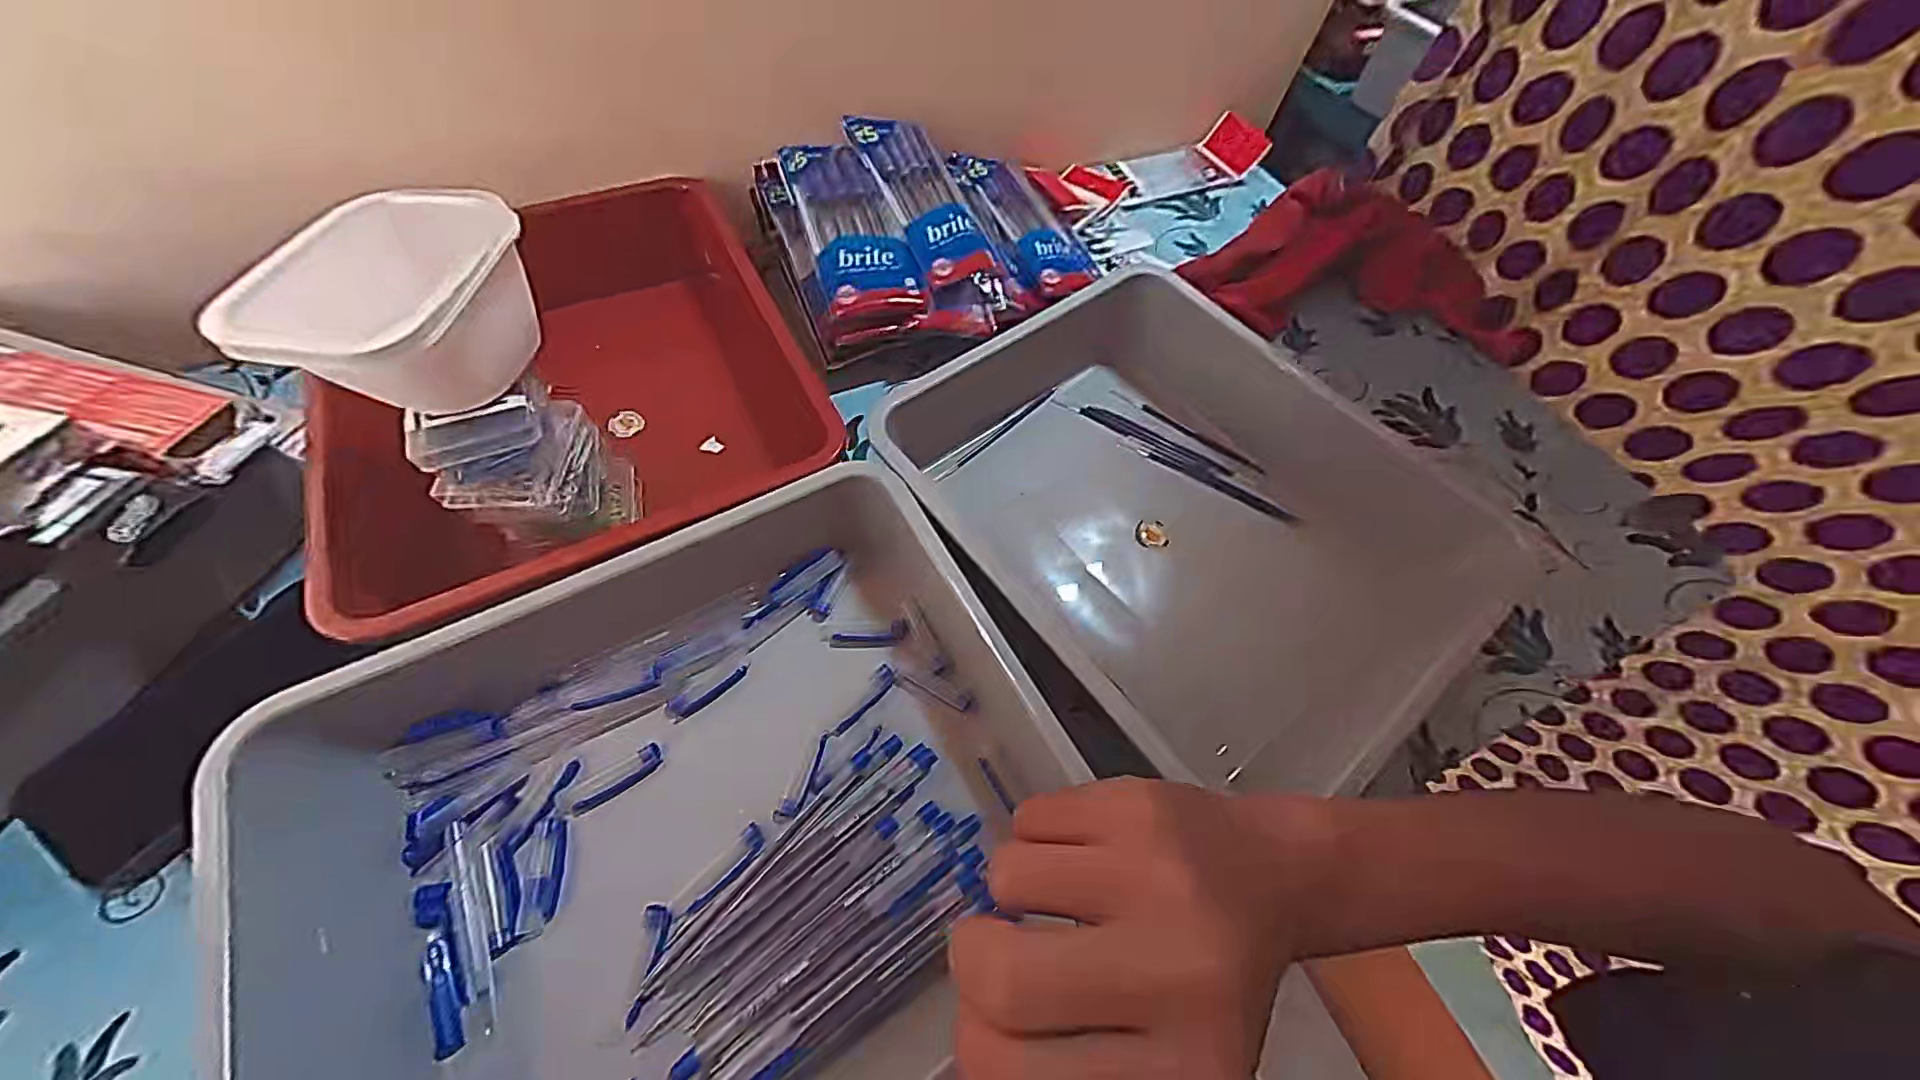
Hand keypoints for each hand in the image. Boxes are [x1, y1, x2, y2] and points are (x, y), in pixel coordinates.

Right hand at [948, 778, 1331, 1078]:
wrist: (1269, 874)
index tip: (990, 1009)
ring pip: (1006, 874)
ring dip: (1012, 883)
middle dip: (973, 951)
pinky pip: (1028, 815)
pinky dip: (1034, 832)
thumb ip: (1067, 1053)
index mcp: (1178, 1070)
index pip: (1010, 1068)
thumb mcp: (1153, 1050)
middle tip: (992, 939)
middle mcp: (1170, 976)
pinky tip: (1077, 843)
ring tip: (1054, 885)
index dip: (976, 1032)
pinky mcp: (1139, 807)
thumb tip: (975, 1022)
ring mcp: (1154, 877)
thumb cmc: (1203, 972)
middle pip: (1002, 975)